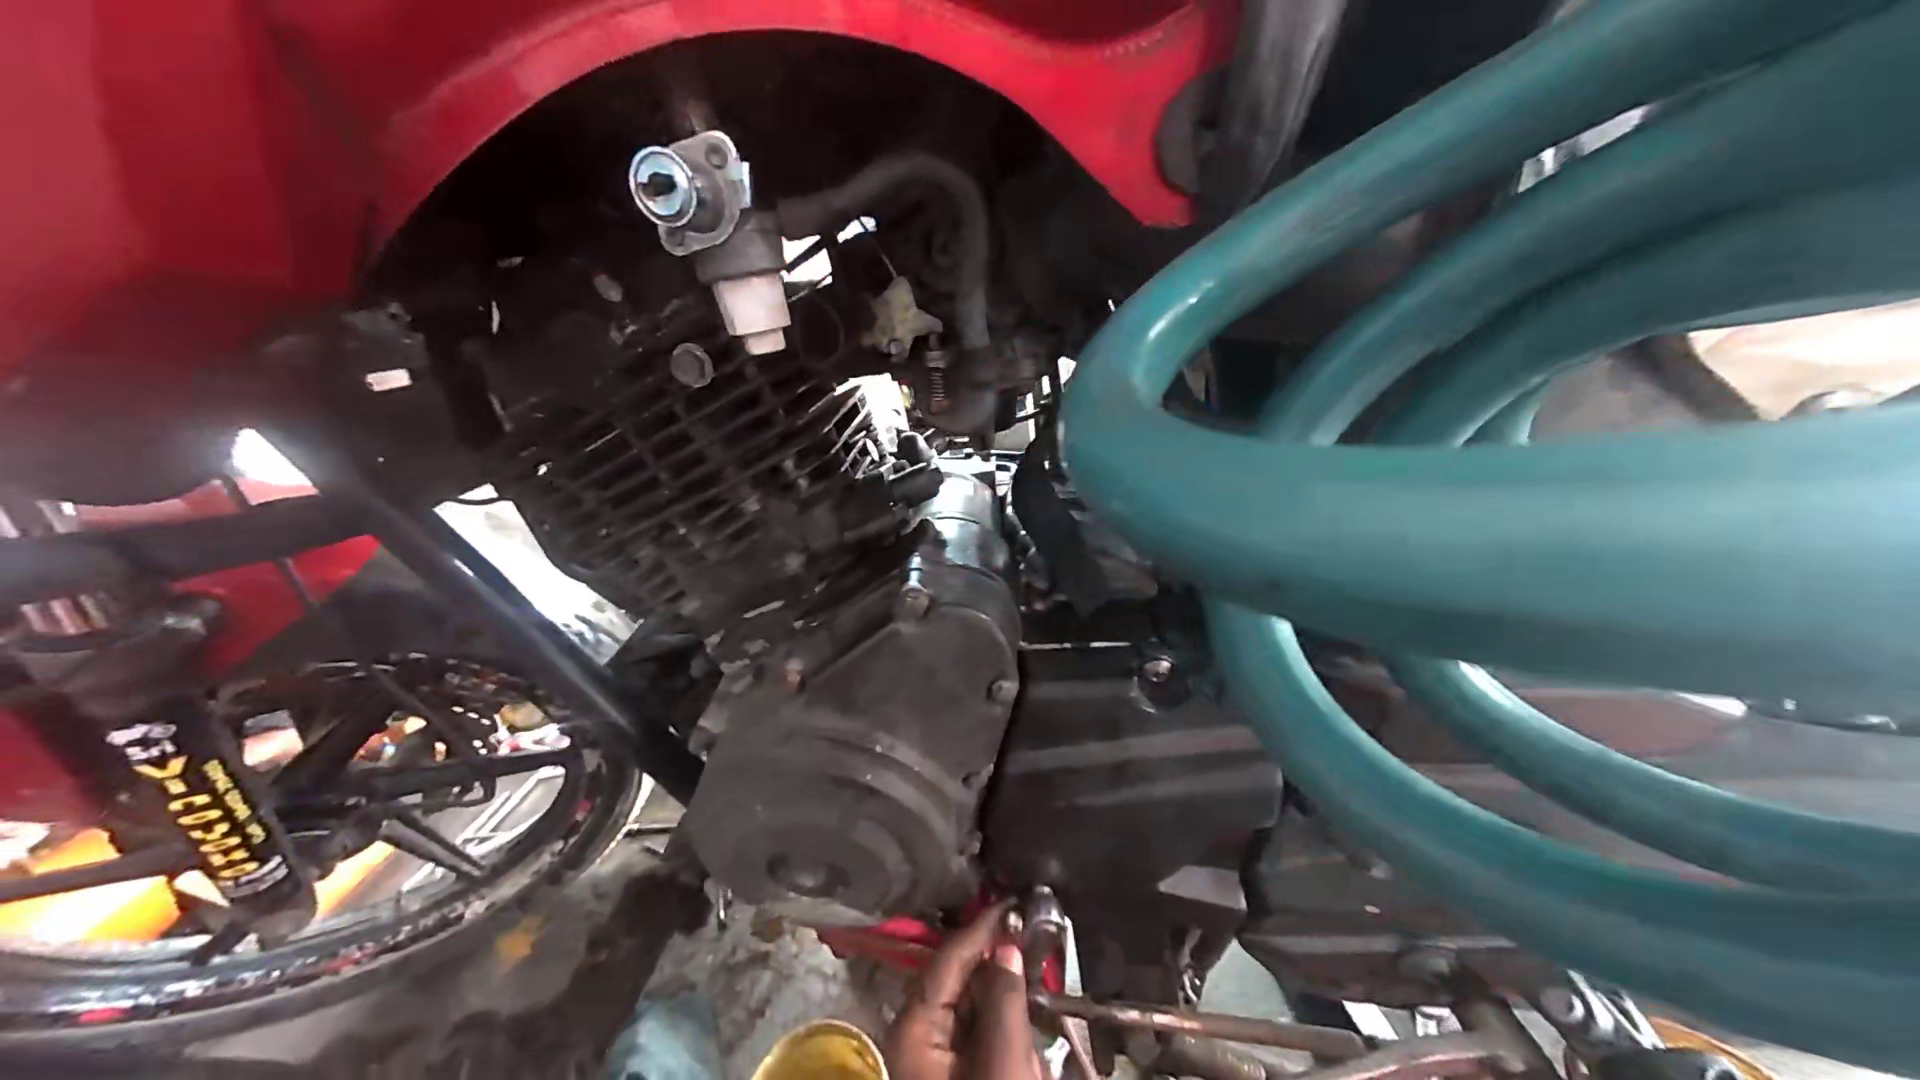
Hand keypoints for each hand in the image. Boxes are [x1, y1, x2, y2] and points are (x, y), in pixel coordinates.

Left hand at [884, 901, 1043, 1079]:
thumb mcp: (1001, 1064)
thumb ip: (1004, 1000)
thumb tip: (1008, 948)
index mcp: (913, 1029)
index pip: (947, 959)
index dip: (982, 927)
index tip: (1012, 902)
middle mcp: (915, 1037)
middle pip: (959, 980)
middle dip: (995, 957)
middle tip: (1029, 931)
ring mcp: (932, 1059)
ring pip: (971, 1006)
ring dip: (1003, 993)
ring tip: (1033, 967)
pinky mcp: (951, 1072)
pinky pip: (978, 1035)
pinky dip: (1004, 1025)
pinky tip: (1026, 1023)